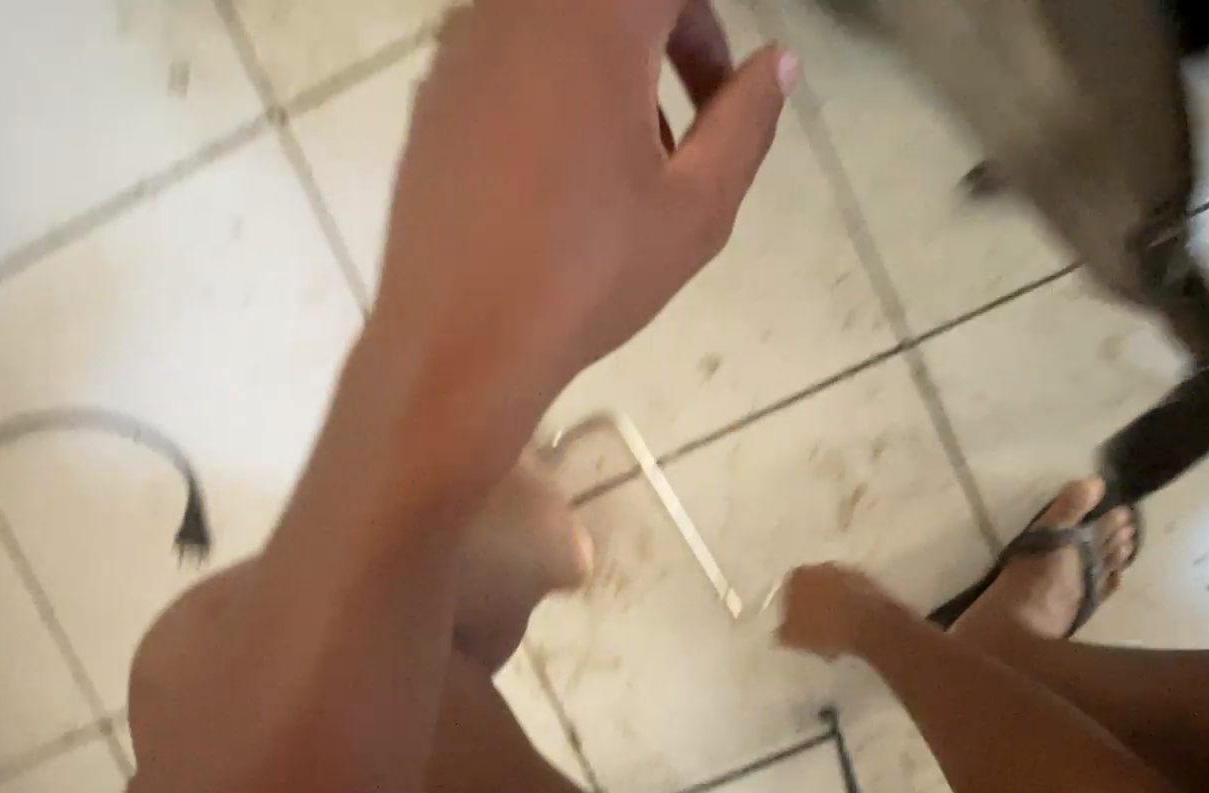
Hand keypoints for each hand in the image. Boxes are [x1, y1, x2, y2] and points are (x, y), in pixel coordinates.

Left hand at [370, 0, 797, 454]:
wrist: (460, 342)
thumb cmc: (589, 278)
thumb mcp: (697, 211)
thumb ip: (746, 121)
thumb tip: (777, 62)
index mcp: (593, 19)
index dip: (707, 31)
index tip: (720, 93)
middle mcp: (517, 9)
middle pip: (612, 2)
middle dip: (663, 44)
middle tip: (682, 131)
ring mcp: (460, 51)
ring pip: (557, 28)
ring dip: (606, 74)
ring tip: (617, 172)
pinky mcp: (430, 100)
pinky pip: (506, 65)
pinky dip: (549, 95)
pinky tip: (552, 183)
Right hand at [777, 563, 897, 659]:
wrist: (868, 625)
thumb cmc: (824, 629)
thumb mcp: (793, 638)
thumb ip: (782, 632)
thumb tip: (780, 632)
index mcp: (797, 576)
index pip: (787, 592)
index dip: (791, 612)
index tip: (797, 628)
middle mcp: (820, 567)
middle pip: (811, 589)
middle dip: (813, 607)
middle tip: (816, 631)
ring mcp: (845, 571)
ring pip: (832, 591)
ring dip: (832, 607)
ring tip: (835, 632)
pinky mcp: (867, 580)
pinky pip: (851, 595)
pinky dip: (849, 607)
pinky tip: (851, 626)